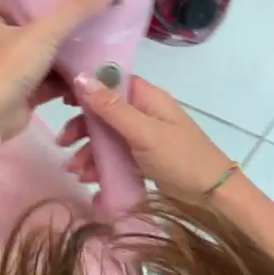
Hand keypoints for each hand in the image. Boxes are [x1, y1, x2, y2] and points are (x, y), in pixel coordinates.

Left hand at [0, 0, 113, 140]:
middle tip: (79, 3)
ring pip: (42, 53)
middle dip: (48, 16)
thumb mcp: (43, 33)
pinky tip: (92, 70)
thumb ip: (74, 11)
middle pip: (24, 24)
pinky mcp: (26, 92)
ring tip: (95, 34)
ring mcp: (13, 69)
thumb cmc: (8, 67)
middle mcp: (0, 44)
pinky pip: (52, 80)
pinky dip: (68, 77)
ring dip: (64, 48)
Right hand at [60, 74, 234, 198]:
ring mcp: (142, 135)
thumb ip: (111, 107)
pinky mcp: (141, 157)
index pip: (110, 81)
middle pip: (102, 111)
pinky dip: (99, 164)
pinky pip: (113, 155)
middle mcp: (143, 112)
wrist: (213, 197)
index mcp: (146, 98)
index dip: (85, 87)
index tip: (60, 98)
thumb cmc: (181, 158)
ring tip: (74, 171)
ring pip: (105, 136)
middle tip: (63, 143)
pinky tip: (88, 178)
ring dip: (87, 151)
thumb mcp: (143, 133)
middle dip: (81, 127)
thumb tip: (80, 77)